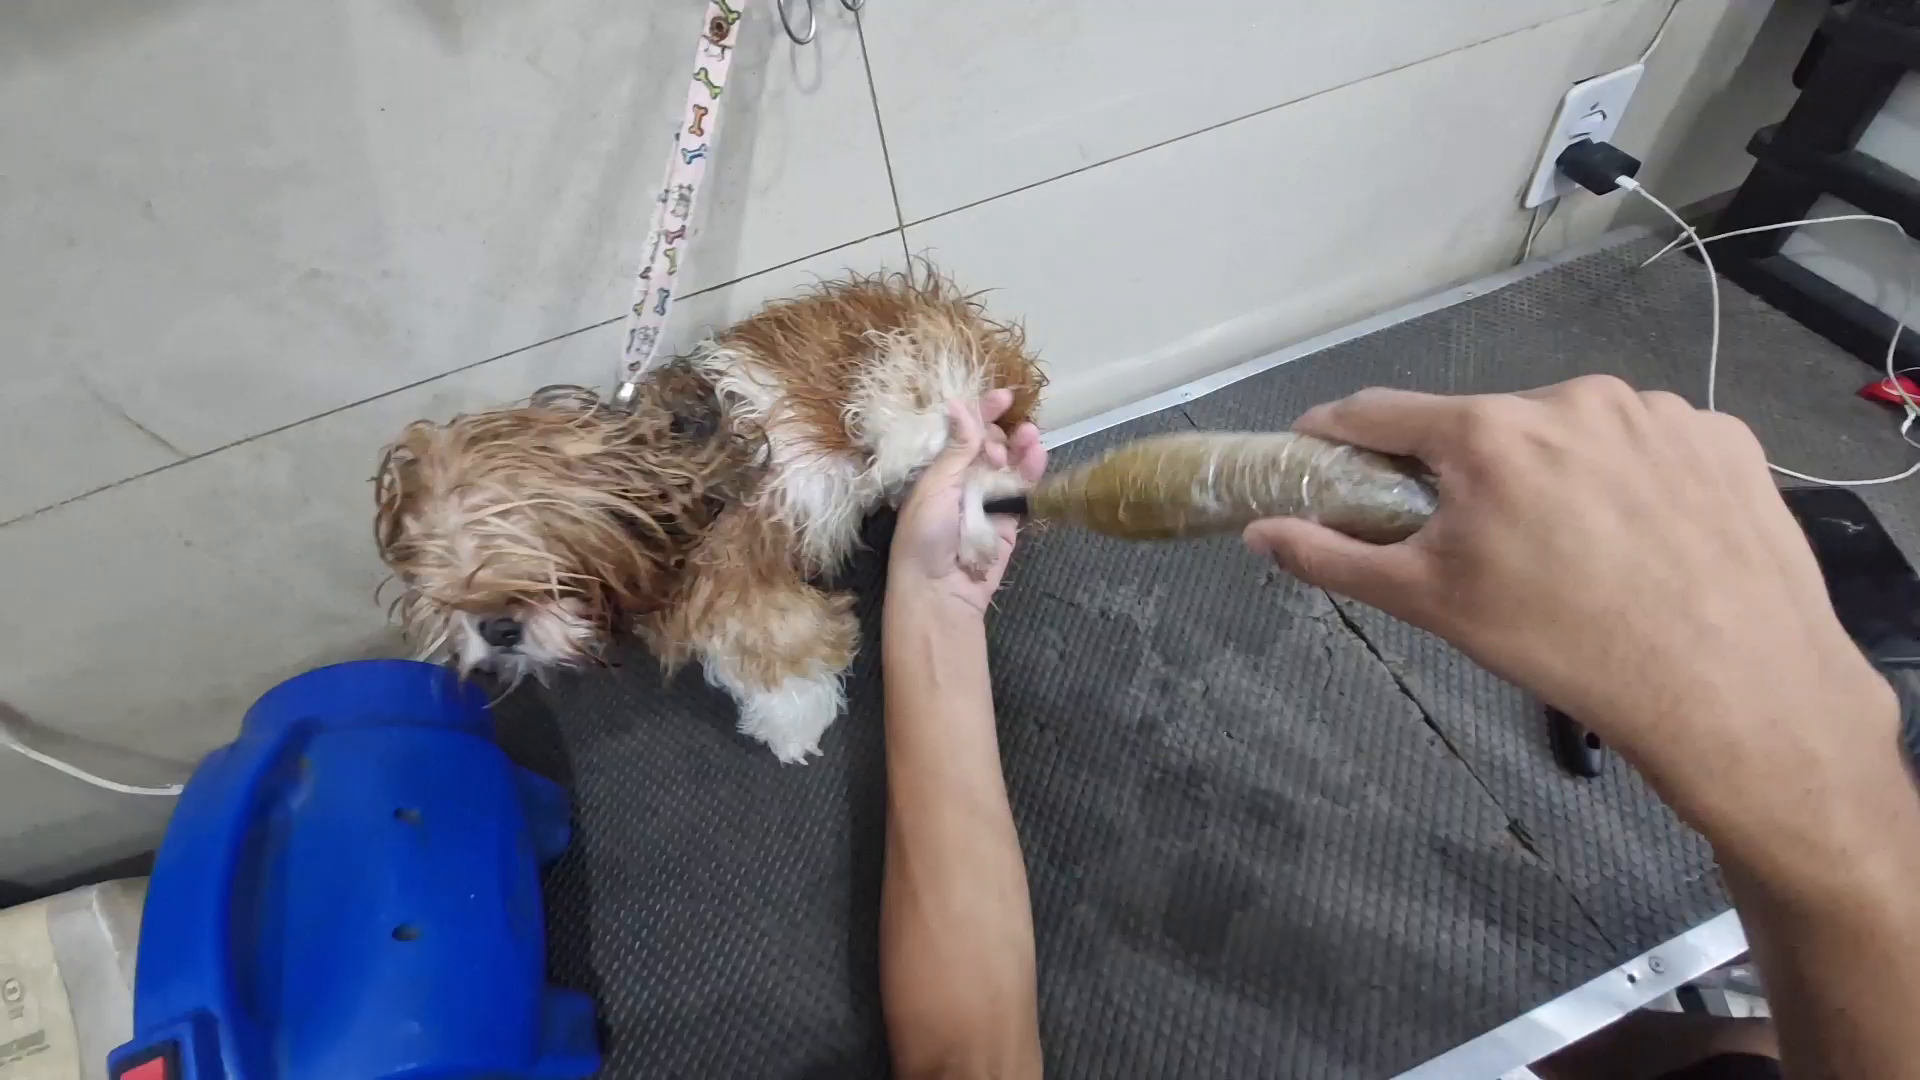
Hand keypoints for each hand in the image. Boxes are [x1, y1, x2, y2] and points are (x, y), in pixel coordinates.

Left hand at [890, 389, 1046, 616]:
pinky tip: (1039, 456)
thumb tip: (959, 404)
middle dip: (1000, 434)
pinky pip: (1023, 490)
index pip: (962, 432)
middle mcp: (963, 481)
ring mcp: (988, 500)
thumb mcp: (935, 486)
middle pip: (990, 445)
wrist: (939, 590)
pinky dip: (1032, 472)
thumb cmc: (925, 535)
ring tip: (1031, 437)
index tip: (1003, 397)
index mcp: (938, 469)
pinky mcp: (1008, 520)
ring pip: (1010, 465)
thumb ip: (956, 448)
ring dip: (1021, 447)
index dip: (982, 412)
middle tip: (997, 447)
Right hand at [1242, 376, 1901, 864]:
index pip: (1378, 411)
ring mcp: (1655, 411)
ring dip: (1529, 464)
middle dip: (1445, 465)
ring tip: (1548, 534)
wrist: (1734, 691)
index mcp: (1487, 433)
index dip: (1335, 429)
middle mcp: (1570, 399)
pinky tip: (1624, 526)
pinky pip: (1632, 438)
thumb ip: (1328, 556)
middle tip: (1453, 527)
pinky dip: (1607, 469)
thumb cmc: (1552, 641)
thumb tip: (1259, 533)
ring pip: (1553, 428)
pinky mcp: (1721, 436)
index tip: (1315, 448)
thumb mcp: (1422, 600)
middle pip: (1471, 423)